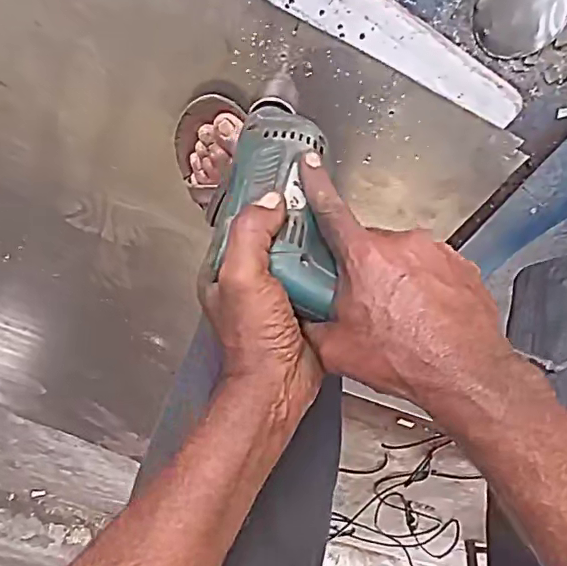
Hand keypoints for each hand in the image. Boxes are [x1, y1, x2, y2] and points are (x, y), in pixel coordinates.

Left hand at [201, 191, 323, 422]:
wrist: (279, 385)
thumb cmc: (254, 341)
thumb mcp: (242, 278)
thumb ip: (251, 234)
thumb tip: (271, 202)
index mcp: (225, 270)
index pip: (242, 222)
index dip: (261, 201)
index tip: (283, 180)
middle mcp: (250, 280)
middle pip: (273, 236)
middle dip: (293, 220)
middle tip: (314, 199)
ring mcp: (278, 294)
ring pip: (298, 255)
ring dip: (314, 243)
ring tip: (331, 221)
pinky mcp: (304, 306)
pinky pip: (317, 277)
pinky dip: (328, 267)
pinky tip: (341, 256)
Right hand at [297, 153, 534, 419]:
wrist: (465, 372)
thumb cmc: (410, 360)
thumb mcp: (340, 351)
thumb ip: (312, 326)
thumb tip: (302, 321)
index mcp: (366, 258)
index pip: (332, 210)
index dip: (316, 185)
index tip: (309, 166)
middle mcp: (403, 245)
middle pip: (369, 245)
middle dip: (363, 268)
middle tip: (363, 303)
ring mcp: (436, 252)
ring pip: (402, 258)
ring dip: (396, 279)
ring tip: (400, 317)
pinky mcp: (460, 265)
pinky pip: (432, 268)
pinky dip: (424, 286)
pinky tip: (423, 316)